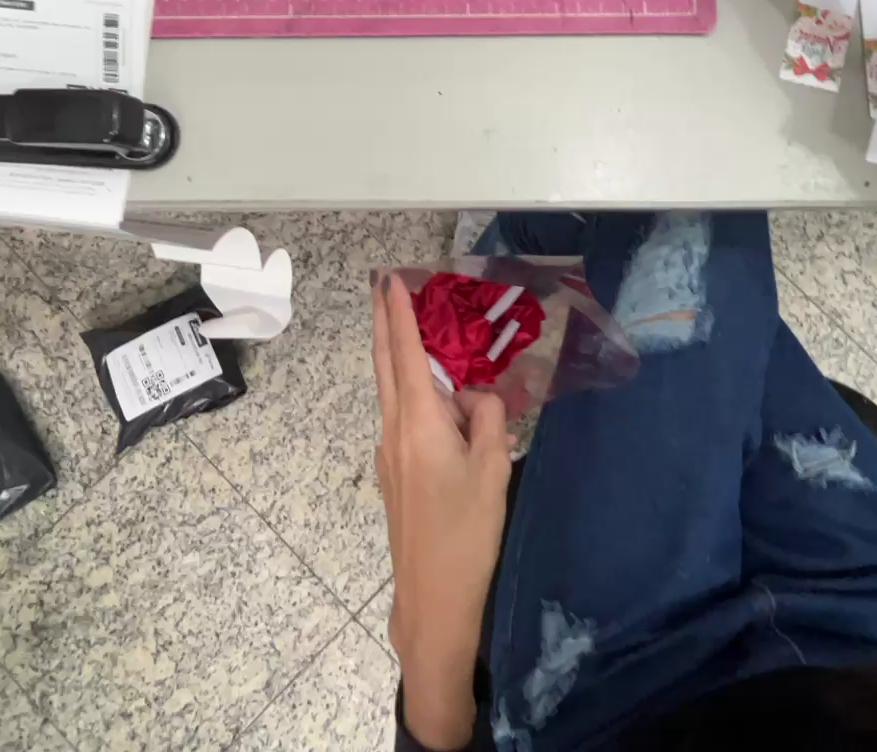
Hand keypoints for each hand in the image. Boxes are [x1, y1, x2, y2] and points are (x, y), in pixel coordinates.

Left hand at [372, 275, 512, 748]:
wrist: (432, 597)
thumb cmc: (467, 530)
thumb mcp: (493, 467)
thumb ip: (486, 417)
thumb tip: (477, 394)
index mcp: (419, 420)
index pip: (406, 352)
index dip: (397, 312)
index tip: (390, 278)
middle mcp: (395, 428)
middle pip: (386, 364)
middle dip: (383, 322)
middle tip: (384, 287)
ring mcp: (389, 452)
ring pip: (392, 390)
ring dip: (398, 355)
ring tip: (414, 329)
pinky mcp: (394, 472)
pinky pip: (402, 415)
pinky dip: (412, 390)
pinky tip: (437, 399)